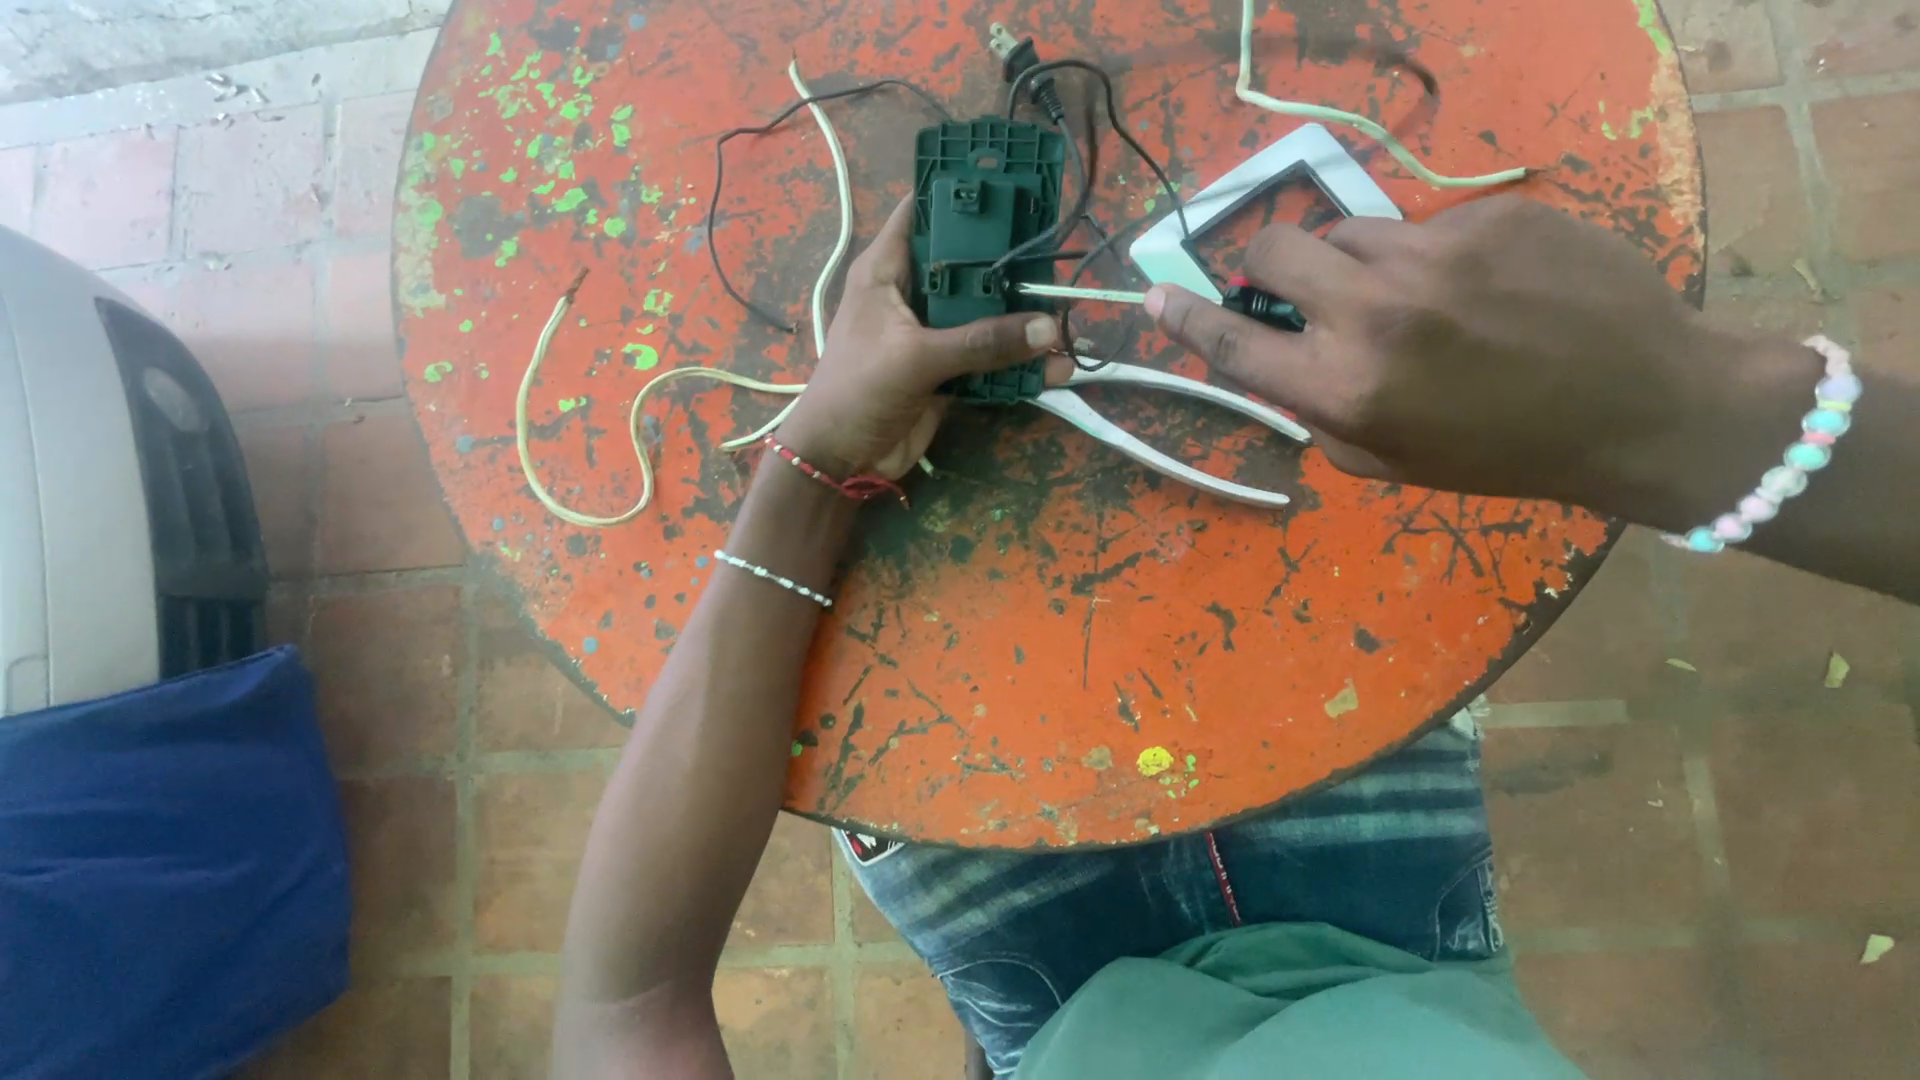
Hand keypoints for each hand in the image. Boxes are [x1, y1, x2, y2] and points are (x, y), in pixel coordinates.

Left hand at [775, 197, 1066, 479]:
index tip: (1012, 186)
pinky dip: (1018, 366)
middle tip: (1057, 259)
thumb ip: (980, 342)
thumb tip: (1047, 329)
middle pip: (968, 266)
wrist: (841, 458)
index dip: (961, 194)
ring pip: (984, 317)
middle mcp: (912, 295)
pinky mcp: (947, 372)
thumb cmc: (858, 391)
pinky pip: (989, 361)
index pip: (923, 213)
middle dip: (1010, 266)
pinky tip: (1054, 369)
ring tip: (1068, 324)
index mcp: (887, 271)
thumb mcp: (915, 358)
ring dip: (1022, 323)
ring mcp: (932, 335)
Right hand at [1145, 195, 1819, 519]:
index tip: (1153, 298)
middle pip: (1273, 248)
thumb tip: (1283, 364)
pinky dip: (1425, 256)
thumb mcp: (1385, 461)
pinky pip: (1422, 226)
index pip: (1233, 343)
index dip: (1184, 319)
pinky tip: (1477, 287)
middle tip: (1290, 284)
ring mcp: (1434, 254)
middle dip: (1265, 265)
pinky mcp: (1491, 216)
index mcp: (1343, 388)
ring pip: (1347, 229)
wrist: (1645, 407)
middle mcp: (1373, 313)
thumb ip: (1316, 412)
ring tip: (1408, 296)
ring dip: (1350, 261)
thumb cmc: (1498, 455)